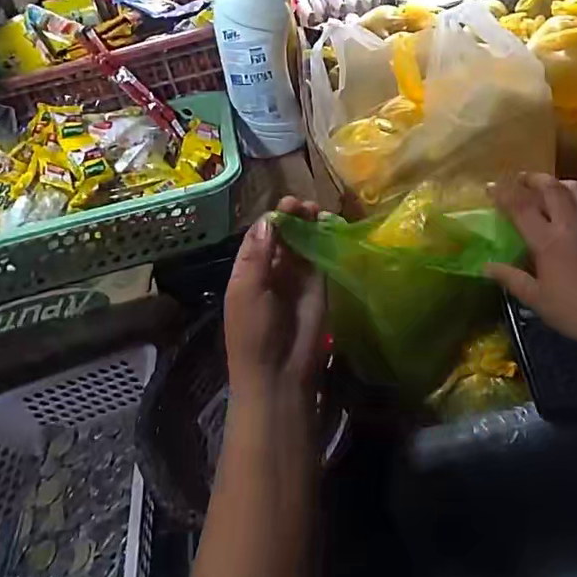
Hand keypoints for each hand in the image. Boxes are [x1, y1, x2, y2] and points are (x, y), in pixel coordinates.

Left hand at [224, 197, 327, 405]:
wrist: (279, 372)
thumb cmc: (254, 333)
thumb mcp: (246, 291)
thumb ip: (257, 255)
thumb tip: (269, 219)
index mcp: (249, 270)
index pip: (260, 235)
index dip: (273, 218)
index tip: (287, 204)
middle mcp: (273, 270)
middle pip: (284, 234)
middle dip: (293, 217)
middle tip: (304, 205)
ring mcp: (298, 277)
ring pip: (304, 242)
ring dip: (309, 224)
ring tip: (316, 210)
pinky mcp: (320, 285)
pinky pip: (322, 256)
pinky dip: (325, 239)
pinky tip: (330, 225)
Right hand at [485, 173, 576, 362]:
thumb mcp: (538, 301)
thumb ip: (512, 279)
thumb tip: (486, 266)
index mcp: (547, 240)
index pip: (520, 206)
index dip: (503, 192)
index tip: (490, 187)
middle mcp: (571, 223)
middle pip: (551, 187)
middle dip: (533, 179)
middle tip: (522, 179)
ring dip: (562, 183)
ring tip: (553, 187)